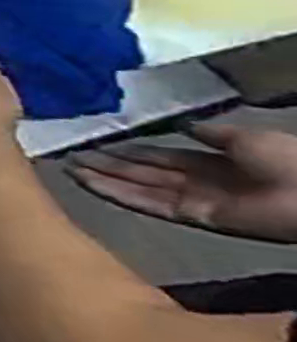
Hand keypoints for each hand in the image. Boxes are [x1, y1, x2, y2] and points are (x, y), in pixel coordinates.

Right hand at [66, 123, 296, 243]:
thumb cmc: (290, 161)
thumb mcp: (246, 137)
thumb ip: (208, 133)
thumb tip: (177, 124)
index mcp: (213, 162)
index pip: (158, 156)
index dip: (126, 150)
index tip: (93, 142)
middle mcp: (197, 182)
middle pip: (141, 173)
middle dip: (105, 163)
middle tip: (68, 154)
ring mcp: (193, 201)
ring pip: (136, 188)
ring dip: (101, 178)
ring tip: (67, 167)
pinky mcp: (191, 216)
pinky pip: (146, 204)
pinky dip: (115, 194)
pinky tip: (88, 183)